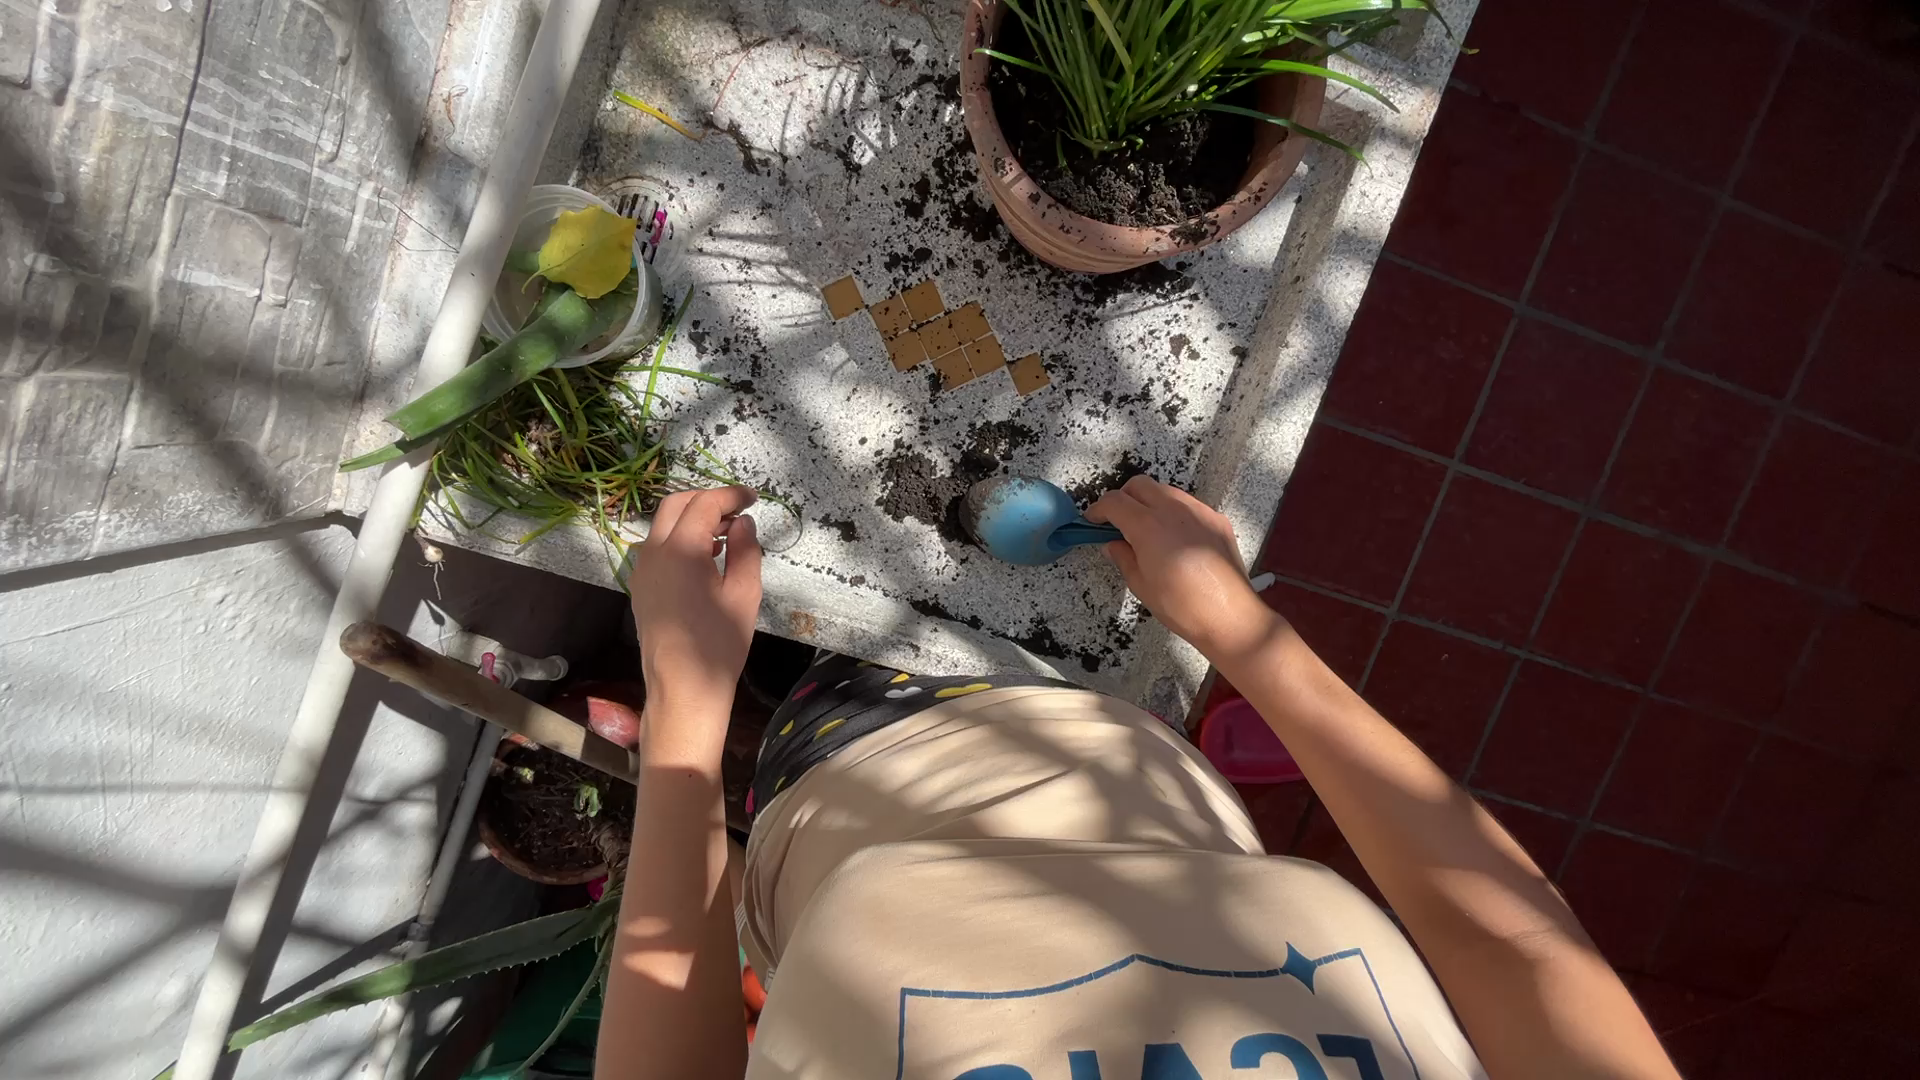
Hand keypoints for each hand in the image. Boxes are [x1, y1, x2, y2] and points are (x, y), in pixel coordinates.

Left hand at [630, 486, 762, 725]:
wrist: (684, 687)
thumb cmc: (720, 642)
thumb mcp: (745, 593)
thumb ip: (746, 550)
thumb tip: (742, 522)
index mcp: (681, 551)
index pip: (704, 504)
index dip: (730, 496)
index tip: (753, 498)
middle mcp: (654, 553)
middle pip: (676, 505)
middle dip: (708, 499)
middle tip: (738, 510)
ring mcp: (642, 570)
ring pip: (664, 525)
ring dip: (693, 518)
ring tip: (727, 532)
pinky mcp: (641, 586)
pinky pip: (659, 547)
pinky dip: (681, 537)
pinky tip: (706, 556)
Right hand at [1085, 476, 1281, 662]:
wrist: (1229, 615)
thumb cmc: (1182, 606)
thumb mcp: (1141, 584)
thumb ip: (1123, 557)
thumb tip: (1113, 545)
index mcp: (1148, 526)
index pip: (1115, 501)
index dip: (1098, 509)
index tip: (1093, 520)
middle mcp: (1173, 509)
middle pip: (1139, 485)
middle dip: (1123, 498)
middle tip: (1117, 520)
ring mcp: (1198, 511)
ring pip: (1164, 490)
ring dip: (1148, 501)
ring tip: (1145, 528)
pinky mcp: (1216, 518)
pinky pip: (1187, 504)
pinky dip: (1172, 511)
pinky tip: (1172, 537)